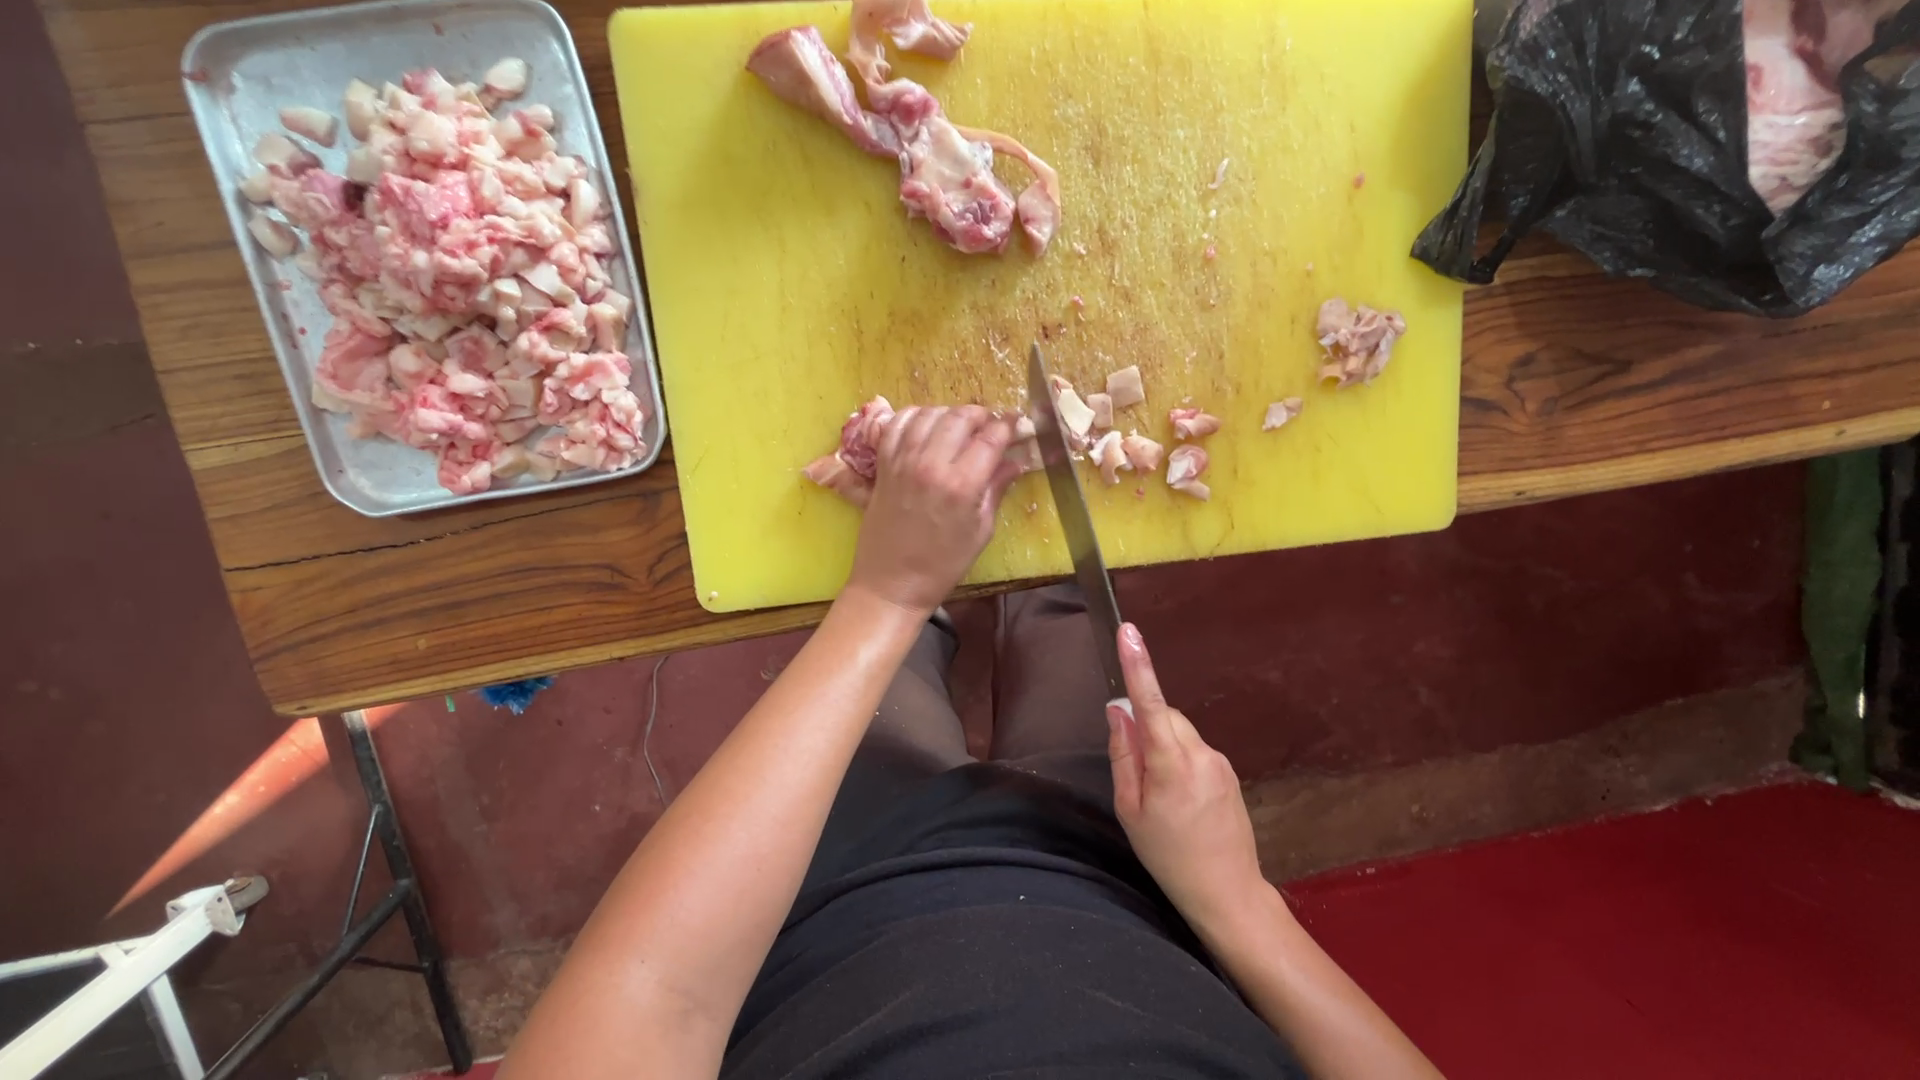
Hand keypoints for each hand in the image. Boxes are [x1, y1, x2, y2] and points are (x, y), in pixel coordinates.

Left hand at [847, 406, 1021, 617]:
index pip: (991, 438)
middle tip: (989, 424)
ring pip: (929, 414)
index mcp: (962, 486)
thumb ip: (996, 489)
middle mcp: (931, 466)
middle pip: (960, 418)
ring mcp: (903, 462)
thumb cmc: (942, 565)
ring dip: (949, 413)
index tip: (1015, 423)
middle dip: (980, 415)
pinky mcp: (883, 465)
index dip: (1007, 425)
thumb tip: (1015, 462)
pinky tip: (927, 424)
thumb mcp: (980, 530)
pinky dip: (915, 416)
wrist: (892, 583)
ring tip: (960, 424)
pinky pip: (897, 424)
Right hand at [1107, 622, 1271, 933]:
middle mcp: (1201, 753)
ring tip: (1160, 796)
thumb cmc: (1168, 856)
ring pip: (1179, 732)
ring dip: (1162, 745)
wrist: (1227, 891)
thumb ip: (1123, 755)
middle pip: (1165, 715)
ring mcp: (1220, 761)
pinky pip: (1194, 749)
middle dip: (1145, 725)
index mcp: (1171, 765)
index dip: (1137, 665)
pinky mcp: (1229, 771)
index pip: (1151, 703)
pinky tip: (1179, 799)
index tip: (1128, 631)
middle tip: (1135, 772)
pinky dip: (1178, 758)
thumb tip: (1117, 710)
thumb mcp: (1130, 810)